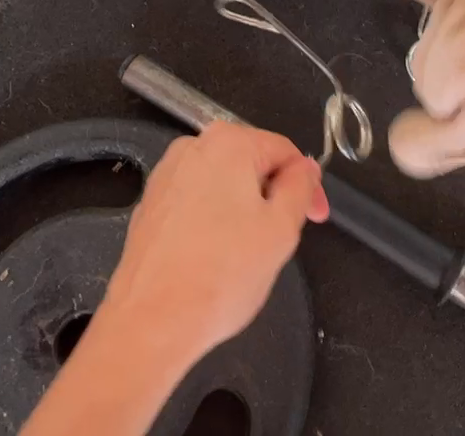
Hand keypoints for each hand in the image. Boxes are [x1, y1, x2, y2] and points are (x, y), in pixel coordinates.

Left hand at [94, 123, 328, 369]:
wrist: (150, 321)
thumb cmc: (221, 275)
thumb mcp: (281, 229)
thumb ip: (300, 188)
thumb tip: (305, 168)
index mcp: (228, 143)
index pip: (285, 151)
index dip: (307, 185)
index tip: (315, 218)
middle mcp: (192, 147)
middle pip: (251, 163)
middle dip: (272, 197)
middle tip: (280, 241)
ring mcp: (165, 175)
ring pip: (223, 184)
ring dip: (243, 211)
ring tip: (245, 255)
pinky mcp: (150, 204)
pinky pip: (196, 202)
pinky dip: (213, 222)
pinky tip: (214, 258)